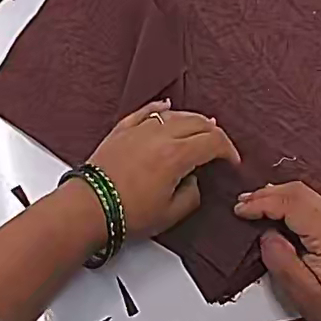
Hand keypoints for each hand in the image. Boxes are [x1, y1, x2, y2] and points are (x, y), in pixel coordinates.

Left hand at [86, 100, 240, 240]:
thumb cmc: (126, 214)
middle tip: (219, 145)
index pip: (213, 142)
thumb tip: (192, 181)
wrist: (89, 209)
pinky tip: (166, 107)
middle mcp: (159, 136)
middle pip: (197, 122)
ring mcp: (139, 130)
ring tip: (200, 126)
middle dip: (213, 132)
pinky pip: (145, 112)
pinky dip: (160, 108)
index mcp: (176, 155)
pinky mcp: (121, 131)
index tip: (231, 161)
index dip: (228, 150)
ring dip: (192, 119)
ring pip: (174, 114)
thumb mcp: (171, 213)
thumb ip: (192, 194)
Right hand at [232, 181, 320, 320]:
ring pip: (304, 193)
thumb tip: (266, 236)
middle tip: (242, 204)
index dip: (262, 203)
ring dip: (276, 195)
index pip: (292, 203)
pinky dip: (287, 202)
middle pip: (298, 192)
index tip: (241, 211)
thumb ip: (281, 260)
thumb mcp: (302, 292)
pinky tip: (273, 210)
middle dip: (266, 194)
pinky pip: (310, 202)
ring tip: (252, 204)